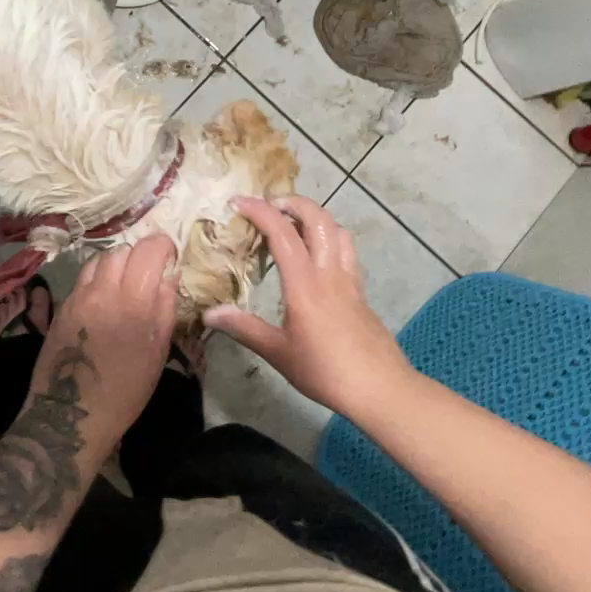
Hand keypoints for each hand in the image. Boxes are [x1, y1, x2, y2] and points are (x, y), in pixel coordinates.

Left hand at [29, 233, 179, 449]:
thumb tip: (169, 276)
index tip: (169, 256)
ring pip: (101, 258)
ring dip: (117, 263)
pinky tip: (104, 298)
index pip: (149, 249)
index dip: (163, 246)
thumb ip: (165, 307)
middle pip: (124, 249)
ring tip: (124, 283)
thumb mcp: (158, 352)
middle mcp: (105, 290)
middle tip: (147, 273)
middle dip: (139, 255)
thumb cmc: (126, 390)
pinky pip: (84, 276)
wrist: (71, 415)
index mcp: (135, 302)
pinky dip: (98, 277)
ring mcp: (79, 295)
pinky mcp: (62, 304)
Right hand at [202, 195, 411, 417]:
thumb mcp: (279, 353)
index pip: (282, 233)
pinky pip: (346, 249)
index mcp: (305, 284)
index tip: (238, 202)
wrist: (381, 389)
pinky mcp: (360, 290)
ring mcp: (349, 279)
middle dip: (292, 202)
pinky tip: (316, 256)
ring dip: (314, 216)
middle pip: (317, 218)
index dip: (259, 211)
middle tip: (269, 206)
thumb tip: (209, 313)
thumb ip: (244, 328)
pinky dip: (329, 237)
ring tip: (292, 224)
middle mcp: (329, 272)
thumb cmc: (326, 372)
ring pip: (336, 229)